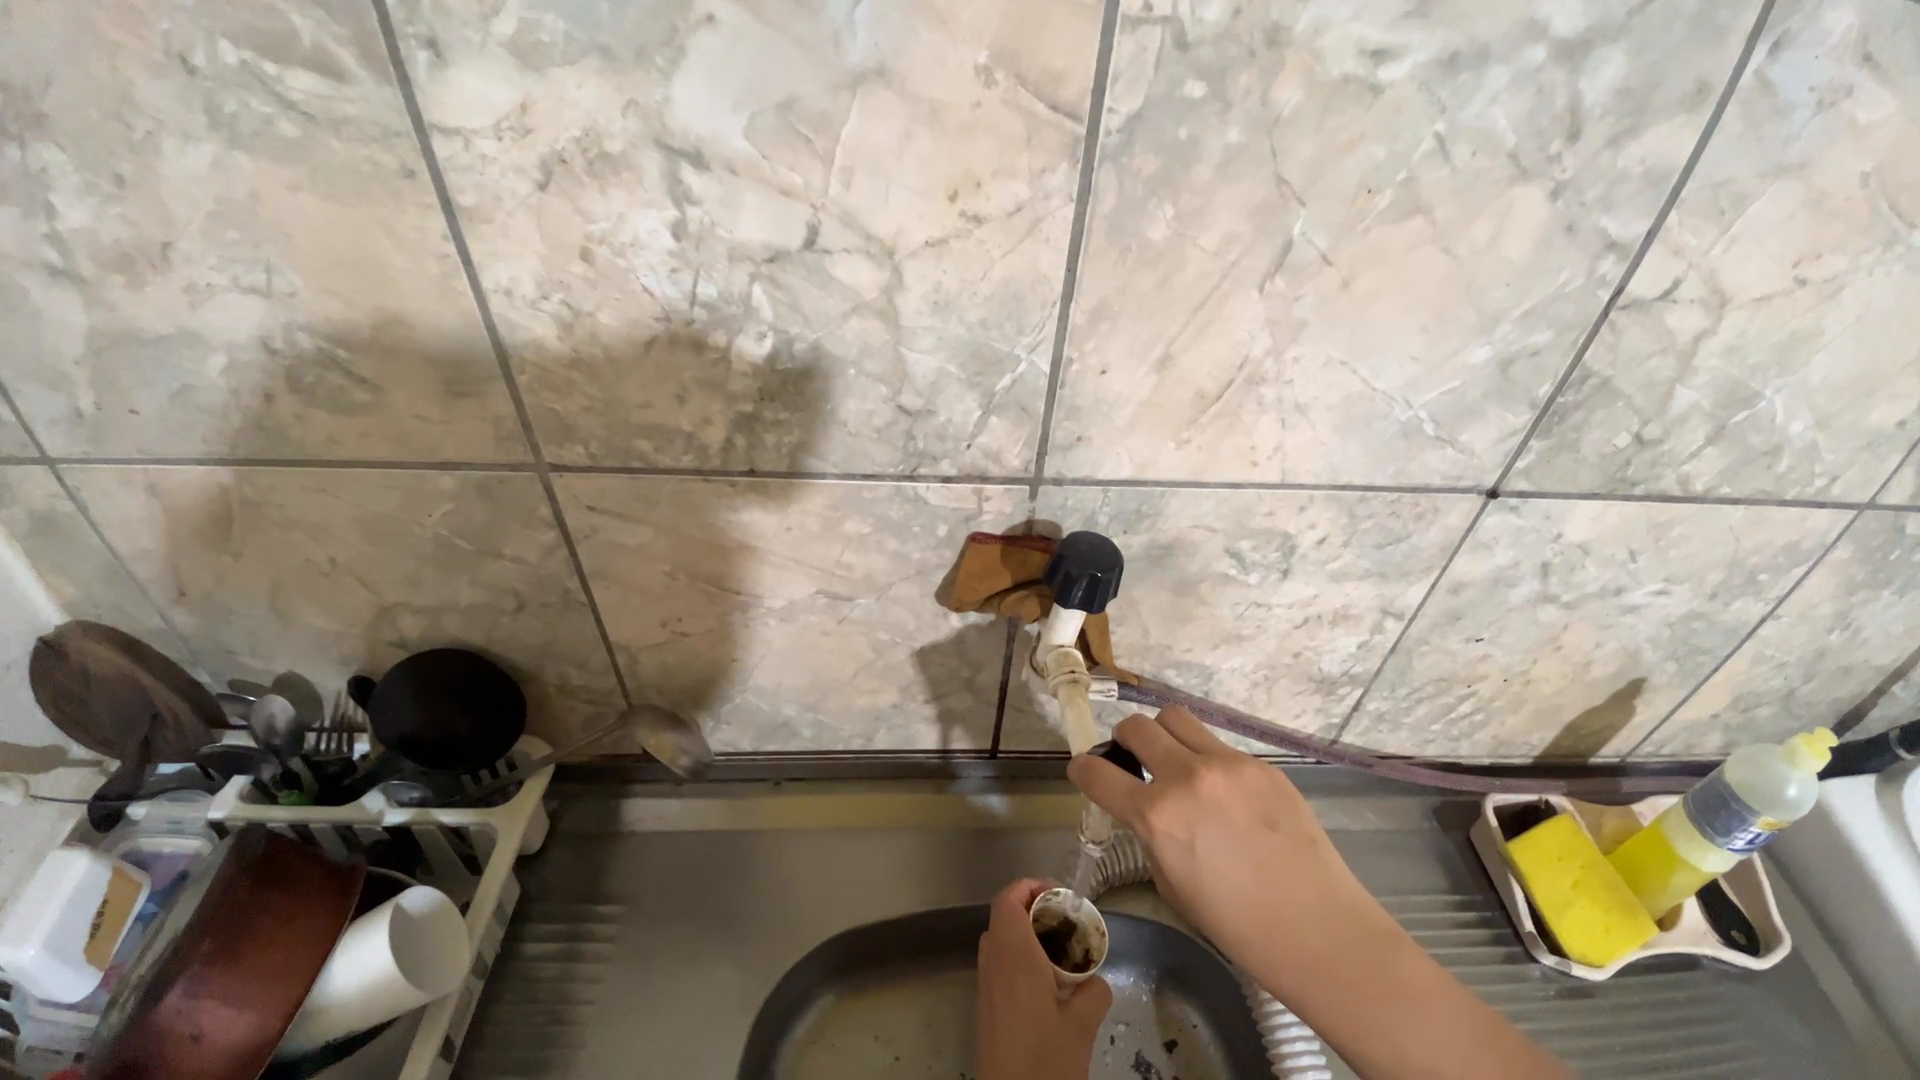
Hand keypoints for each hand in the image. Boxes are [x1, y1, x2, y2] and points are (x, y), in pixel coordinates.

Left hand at [976, 878, 1112, 1079]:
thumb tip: (1096, 979)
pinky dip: (1020, 961)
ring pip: (1000, 942)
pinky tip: (1047, 986)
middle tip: (1066, 924)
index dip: (1029, 887)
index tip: (1059, 895)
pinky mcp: (985, 1007)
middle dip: (1034, 911)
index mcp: (1014, 956)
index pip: (1008, 900)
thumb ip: (1094, 992)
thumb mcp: (1082, 1025)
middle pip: (1004, 917)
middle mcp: (993, 963)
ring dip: (1026, 938)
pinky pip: (999, 967)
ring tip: (1061, 954)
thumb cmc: (1045, 1059)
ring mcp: (985, 986)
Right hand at [1066, 708, 1373, 979]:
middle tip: (1132, 761)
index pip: (1096, 772)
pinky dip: (1207, 759)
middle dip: (1124, 741)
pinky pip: (1219, 745)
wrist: (1315, 926)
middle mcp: (1187, 777)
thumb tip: (1146, 810)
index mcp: (1156, 815)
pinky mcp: (1261, 765)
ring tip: (1175, 762)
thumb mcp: (1169, 882)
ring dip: (1163, 735)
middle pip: (1136, 726)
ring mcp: (1228, 765)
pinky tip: (1224, 794)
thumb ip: (1150, 834)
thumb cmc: (1234, 922)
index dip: (1082, 769)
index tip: (1084, 771)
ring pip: (1176, 718)